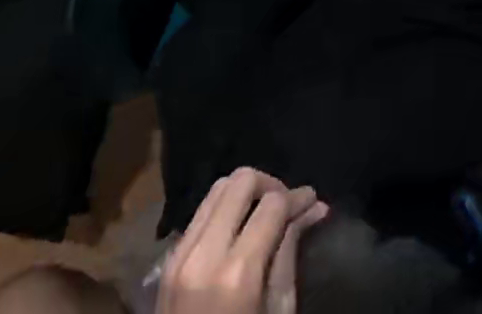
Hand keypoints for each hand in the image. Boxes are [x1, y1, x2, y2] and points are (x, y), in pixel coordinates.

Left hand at [159, 167, 329, 313]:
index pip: (273, 203)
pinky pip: (200, 213)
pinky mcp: (167, 262)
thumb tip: (314, 208)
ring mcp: (179, 255)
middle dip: (270, 185)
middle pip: (240, 181)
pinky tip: (239, 231)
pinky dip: (224, 210)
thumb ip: (289, 252)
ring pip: (216, 188)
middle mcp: (204, 253)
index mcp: (237, 273)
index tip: (313, 201)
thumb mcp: (277, 310)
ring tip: (265, 214)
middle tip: (287, 206)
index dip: (298, 196)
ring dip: (245, 193)